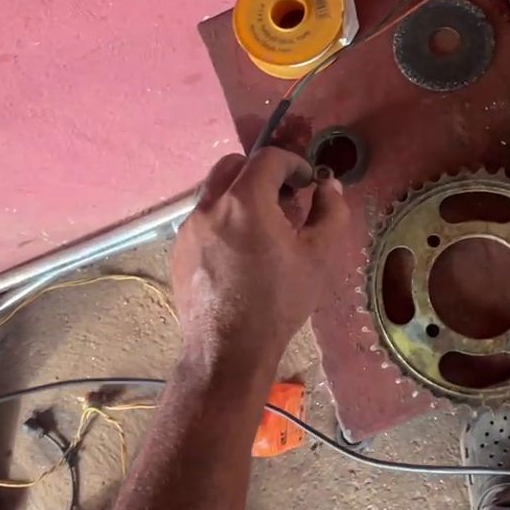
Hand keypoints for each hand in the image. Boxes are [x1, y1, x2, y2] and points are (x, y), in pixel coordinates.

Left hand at [168, 148, 349, 380]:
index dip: (293, 163)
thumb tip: (330, 187)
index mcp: (245, 201)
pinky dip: (224, 219)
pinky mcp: (178, 249)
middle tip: (284, 198)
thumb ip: (330, 213)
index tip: (307, 182)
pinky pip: (202, 219)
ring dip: (241, 194)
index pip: (268, 158)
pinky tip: (240, 252)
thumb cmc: (278, 303)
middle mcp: (210, 206)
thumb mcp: (317, 257)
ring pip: (215, 191)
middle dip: (262, 172)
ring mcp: (188, 228)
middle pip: (234, 165)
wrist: (228, 351)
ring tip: (263, 227)